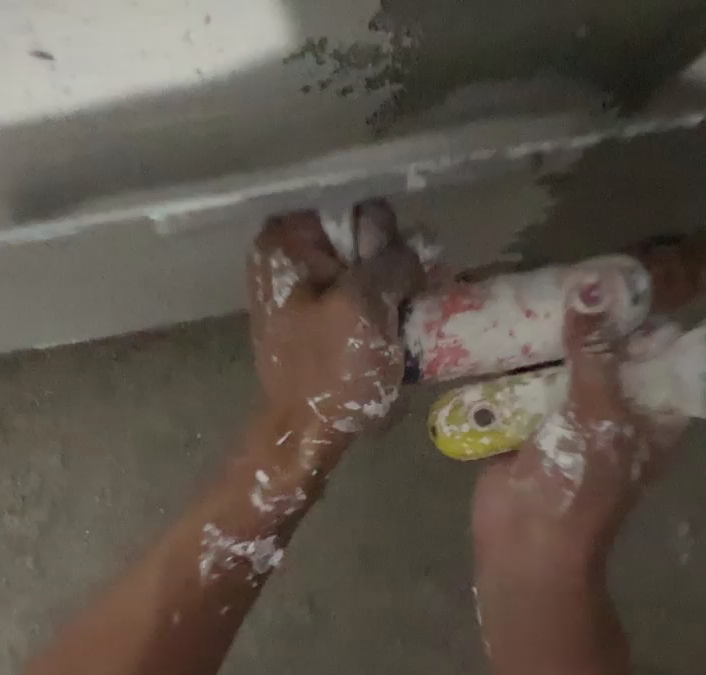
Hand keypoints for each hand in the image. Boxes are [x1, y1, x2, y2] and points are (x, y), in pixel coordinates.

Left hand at [246, 202, 425, 445]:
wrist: (305, 435)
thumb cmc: (329, 370)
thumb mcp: (365, 305)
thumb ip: (393, 261)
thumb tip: (420, 248)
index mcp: (285, 242)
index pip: (353, 207)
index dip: (385, 237)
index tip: (398, 273)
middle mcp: (288, 258)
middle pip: (361, 238)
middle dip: (392, 263)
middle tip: (411, 295)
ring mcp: (302, 292)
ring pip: (366, 270)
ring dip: (394, 288)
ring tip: (414, 313)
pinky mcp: (318, 323)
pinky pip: (360, 300)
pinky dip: (383, 309)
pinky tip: (402, 326)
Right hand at [471, 265, 684, 582]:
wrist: (526, 542)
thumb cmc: (580, 483)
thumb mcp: (597, 411)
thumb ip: (594, 350)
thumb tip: (592, 285)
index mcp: (651, 411)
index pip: (656, 349)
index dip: (642, 313)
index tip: (621, 271)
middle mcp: (614, 409)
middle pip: (604, 351)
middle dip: (586, 318)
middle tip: (569, 267)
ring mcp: (568, 416)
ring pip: (561, 364)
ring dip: (545, 336)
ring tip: (533, 282)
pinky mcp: (527, 423)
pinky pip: (523, 383)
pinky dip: (512, 360)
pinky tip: (500, 322)